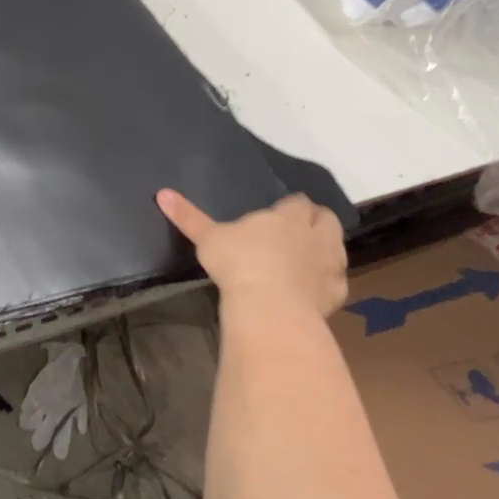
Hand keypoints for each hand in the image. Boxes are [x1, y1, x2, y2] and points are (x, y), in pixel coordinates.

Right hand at [158, 190, 348, 319]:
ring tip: (307, 253)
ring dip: (326, 247)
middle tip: (300, 225)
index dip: (291, 204)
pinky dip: (327, 278)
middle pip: (327, 219)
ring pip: (337, 247)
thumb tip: (162, 192)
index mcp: (287, 218)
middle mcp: (316, 236)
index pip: (298, 202)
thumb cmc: (238, 263)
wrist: (272, 306)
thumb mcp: (207, 237)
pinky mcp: (336, 291)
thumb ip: (188, 216)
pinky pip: (336, 279)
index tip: (281, 208)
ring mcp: (330, 264)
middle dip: (317, 219)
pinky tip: (312, 284)